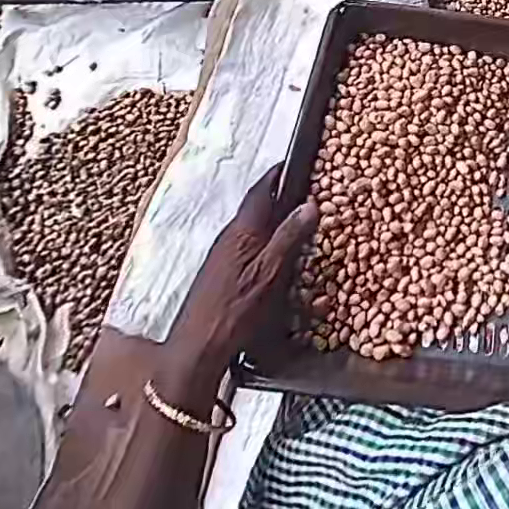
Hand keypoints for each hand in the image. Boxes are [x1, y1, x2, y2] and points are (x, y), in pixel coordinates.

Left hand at [166, 165, 315, 386]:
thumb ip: (289, 237)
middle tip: (301, 188)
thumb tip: (310, 204)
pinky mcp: (221, 270)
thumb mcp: (271, 272)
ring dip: (271, 217)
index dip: (277, 174)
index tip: (293, 162)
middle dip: (277, 194)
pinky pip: (247, 242)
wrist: (198, 346)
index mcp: (243, 230)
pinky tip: (276, 251)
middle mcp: (230, 236)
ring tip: (294, 216)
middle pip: (256, 206)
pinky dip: (264, 237)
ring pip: (252, 225)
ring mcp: (223, 253)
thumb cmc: (237, 308)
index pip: (261, 190)